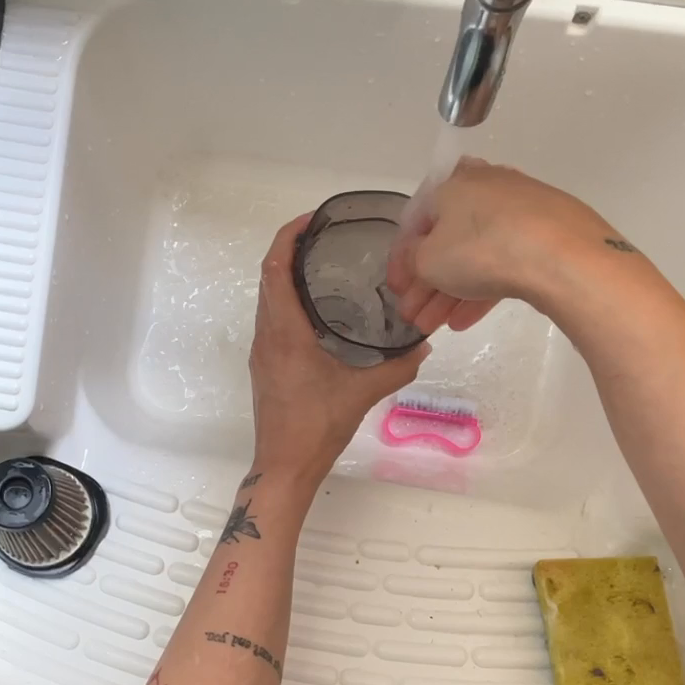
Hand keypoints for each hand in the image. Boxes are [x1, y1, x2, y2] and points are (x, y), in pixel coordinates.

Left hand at [249, 213, 428, 488]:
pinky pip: (271, 320)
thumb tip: (423, 345)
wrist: (284, 466)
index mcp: (285, 333)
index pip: (275, 269)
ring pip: (267, 300)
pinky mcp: (265, 367)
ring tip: (322, 263)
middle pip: (268, 278)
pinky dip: (286, 301)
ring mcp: (262, 352)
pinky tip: (316, 308)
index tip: (312, 219)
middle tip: (324, 235)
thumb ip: (397, 367)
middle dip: (290, 249)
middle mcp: (267, 337)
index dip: (288, 237)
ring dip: (286, 276)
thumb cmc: (317, 428)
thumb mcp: (362, 394)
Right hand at [387, 158, 646, 330]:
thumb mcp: (427, 260)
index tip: (396, 291)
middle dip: (426, 285)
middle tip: (414, 317)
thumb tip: (413, 258)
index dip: (400, 261)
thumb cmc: (480, 249)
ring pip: (473, 257)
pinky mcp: (544, 234)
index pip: (416, 222)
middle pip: (446, 242)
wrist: (560, 256)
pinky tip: (465, 321)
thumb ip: (411, 260)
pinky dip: (479, 291)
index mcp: (453, 182)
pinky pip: (501, 264)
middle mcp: (486, 187)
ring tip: (435, 327)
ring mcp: (519, 210)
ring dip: (448, 294)